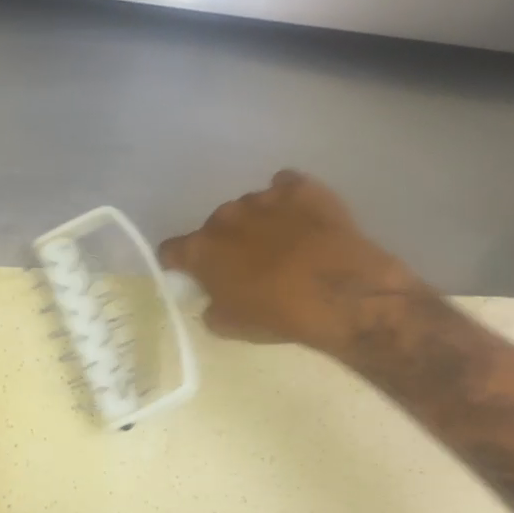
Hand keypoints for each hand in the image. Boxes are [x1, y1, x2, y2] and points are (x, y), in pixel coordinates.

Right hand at [158, 169, 418, 349]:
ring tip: (282, 243)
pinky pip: (284, 187)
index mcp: (200, 250)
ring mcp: (263, 198)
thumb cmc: (277, 315)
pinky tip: (300, 218)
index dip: (179, 263)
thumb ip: (212, 306)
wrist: (343, 295)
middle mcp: (225, 217)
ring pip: (249, 208)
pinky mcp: (300, 188)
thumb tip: (215, 298)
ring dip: (256, 223)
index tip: (193, 274)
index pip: (171, 250)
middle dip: (225, 243)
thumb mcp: (229, 325)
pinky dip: (286, 200)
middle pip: (214, 227)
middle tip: (246, 265)